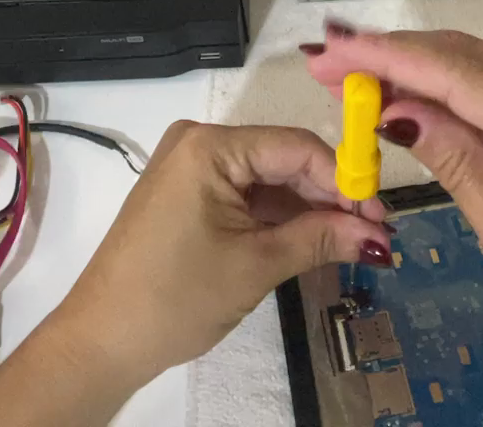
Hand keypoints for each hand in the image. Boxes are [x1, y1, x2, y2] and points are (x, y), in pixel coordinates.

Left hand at [0, 121, 389, 425]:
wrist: (100, 341)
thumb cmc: (176, 297)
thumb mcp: (255, 266)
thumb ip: (320, 238)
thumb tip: (380, 235)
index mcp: (210, 145)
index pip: (295, 146)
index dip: (344, 178)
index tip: (382, 215)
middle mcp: (201, 141)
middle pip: (283, 158)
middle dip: (330, 196)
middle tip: (375, 233)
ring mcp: (192, 166)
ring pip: (268, 178)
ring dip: (308, 208)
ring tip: (355, 240)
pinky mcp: (190, 191)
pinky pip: (246, 192)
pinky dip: (279, 216)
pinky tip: (315, 236)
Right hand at [305, 26, 482, 425]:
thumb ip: (464, 170)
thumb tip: (398, 109)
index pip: (461, 74)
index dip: (389, 57)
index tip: (329, 50)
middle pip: (466, 58)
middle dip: (392, 55)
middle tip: (325, 61)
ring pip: (478, 67)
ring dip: (413, 68)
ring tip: (350, 74)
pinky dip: (445, 91)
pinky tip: (406, 96)